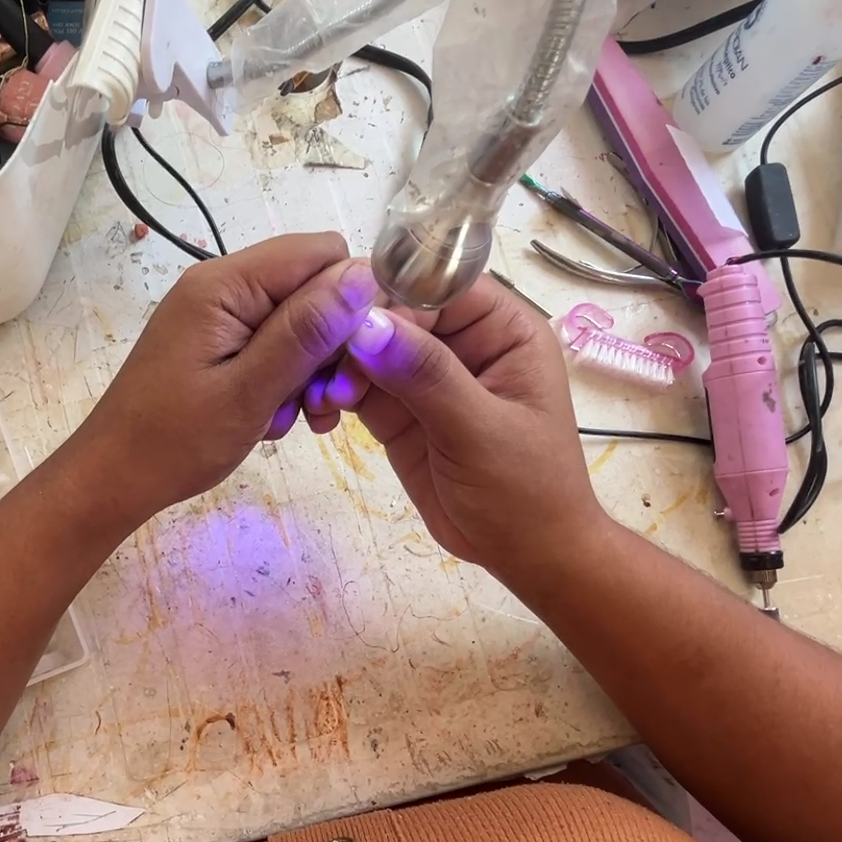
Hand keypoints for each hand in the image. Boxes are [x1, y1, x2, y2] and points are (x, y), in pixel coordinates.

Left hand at [59, 233, 381, 526]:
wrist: (115, 478)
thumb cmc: (175, 442)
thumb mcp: (249, 390)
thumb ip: (306, 332)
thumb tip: (365, 274)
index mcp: (225, 284)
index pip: (322, 254)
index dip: (351, 302)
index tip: (355, 361)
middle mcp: (221, 287)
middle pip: (311, 290)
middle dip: (329, 345)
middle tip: (321, 405)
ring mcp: (217, 317)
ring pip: (297, 325)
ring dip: (308, 373)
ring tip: (294, 420)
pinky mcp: (215, 345)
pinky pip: (271, 349)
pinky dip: (283, 382)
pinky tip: (274, 420)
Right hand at [342, 273, 612, 579]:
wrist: (521, 552)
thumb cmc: (522, 490)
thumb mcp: (479, 429)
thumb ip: (425, 376)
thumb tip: (366, 325)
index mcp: (501, 332)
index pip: (440, 289)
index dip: (392, 297)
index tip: (346, 322)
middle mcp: (461, 346)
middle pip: (395, 315)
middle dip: (355, 336)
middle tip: (323, 370)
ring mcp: (425, 380)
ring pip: (369, 350)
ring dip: (337, 368)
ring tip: (320, 401)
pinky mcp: (399, 413)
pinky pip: (358, 388)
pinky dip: (334, 395)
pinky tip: (319, 411)